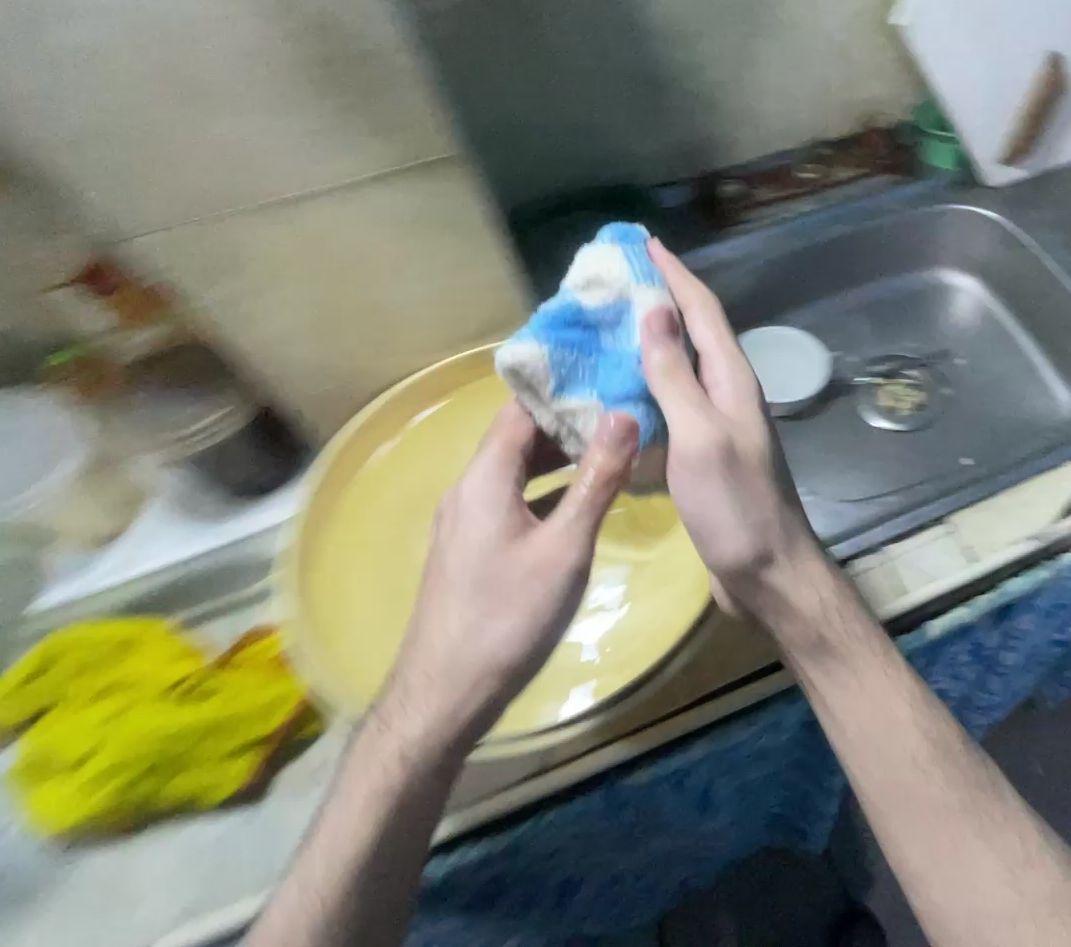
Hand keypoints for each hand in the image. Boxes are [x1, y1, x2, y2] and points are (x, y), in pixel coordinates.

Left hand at [377, 403, 637, 753]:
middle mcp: (469, 489)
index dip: (562, 390)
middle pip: (518, 437)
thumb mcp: (566, 546)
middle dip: (568, 423)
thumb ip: (596, 480)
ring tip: (612, 452)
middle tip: (622, 414)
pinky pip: (513, 500)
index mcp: (484, 478)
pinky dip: (547, 491)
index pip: (521, 409)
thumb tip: (623, 417)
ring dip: (560, 459)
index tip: (608, 378)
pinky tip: (582, 503)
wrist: (447, 692)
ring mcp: (468, 520)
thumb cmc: (509, 614)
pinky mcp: (474, 548)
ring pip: (517, 471)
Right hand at [639, 238, 845, 632]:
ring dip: (647, 345)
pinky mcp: (704, 455)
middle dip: (657, 301)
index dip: (674, 274)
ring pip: (679, 371)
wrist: (767, 571)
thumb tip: (654, 310)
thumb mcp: (700, 436)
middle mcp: (728, 395)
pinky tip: (615, 395)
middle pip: (692, 334)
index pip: (702, 312)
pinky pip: (671, 408)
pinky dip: (644, 392)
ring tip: (604, 329)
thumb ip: (676, 376)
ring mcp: (717, 426)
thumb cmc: (736, 505)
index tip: (643, 242)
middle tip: (611, 282)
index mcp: (732, 381)